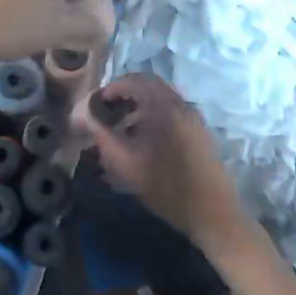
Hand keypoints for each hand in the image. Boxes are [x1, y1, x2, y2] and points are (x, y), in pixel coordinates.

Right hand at [74, 74, 249, 254]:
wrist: (213, 214)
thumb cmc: (168, 189)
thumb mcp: (127, 165)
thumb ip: (102, 136)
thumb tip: (82, 115)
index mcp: (167, 108)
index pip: (137, 80)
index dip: (113, 88)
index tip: (96, 105)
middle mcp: (183, 105)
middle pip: (150, 86)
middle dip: (125, 95)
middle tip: (106, 113)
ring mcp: (194, 118)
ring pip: (162, 99)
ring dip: (139, 106)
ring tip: (119, 128)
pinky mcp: (199, 131)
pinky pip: (172, 112)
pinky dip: (153, 116)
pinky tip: (142, 140)